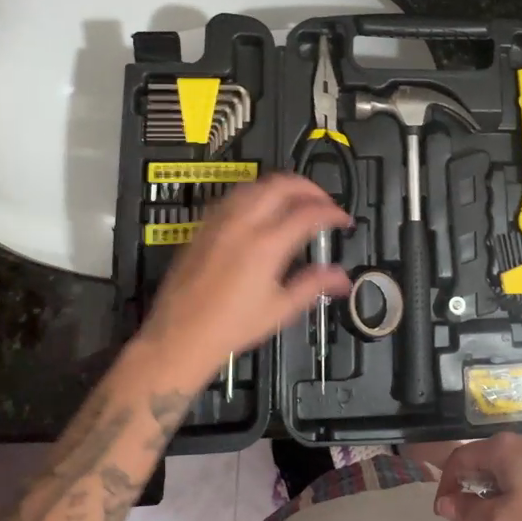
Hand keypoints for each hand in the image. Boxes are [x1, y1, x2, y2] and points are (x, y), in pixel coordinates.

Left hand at [139, 174, 350, 381]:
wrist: (180, 337)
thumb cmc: (227, 328)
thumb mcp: (280, 310)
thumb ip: (313, 285)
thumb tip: (340, 277)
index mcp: (265, 245)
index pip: (309, 212)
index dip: (332, 212)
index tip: (341, 219)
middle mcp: (242, 226)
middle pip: (282, 184)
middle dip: (310, 188)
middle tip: (323, 202)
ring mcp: (220, 222)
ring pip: (256, 184)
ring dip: (282, 187)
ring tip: (296, 201)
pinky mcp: (203, 226)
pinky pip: (234, 195)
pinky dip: (256, 194)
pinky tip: (261, 210)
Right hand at [433, 432, 521, 520]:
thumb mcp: (505, 520)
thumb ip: (470, 511)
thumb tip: (443, 503)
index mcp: (502, 447)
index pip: (460, 457)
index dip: (446, 483)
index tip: (445, 511)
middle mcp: (521, 440)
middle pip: (483, 459)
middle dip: (471, 487)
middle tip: (471, 518)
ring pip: (507, 468)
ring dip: (496, 492)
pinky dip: (517, 492)